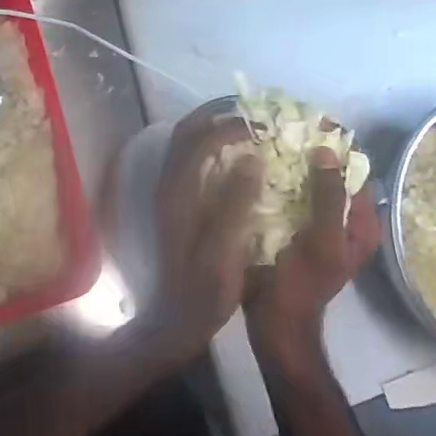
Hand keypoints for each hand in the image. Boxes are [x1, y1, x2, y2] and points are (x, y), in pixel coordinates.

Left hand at [151, 104, 262, 355]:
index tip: (265, 127)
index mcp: (179, 193)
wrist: (175, 321)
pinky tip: (238, 160)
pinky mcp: (177, 206)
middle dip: (217, 116)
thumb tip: (252, 158)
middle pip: (187, 133)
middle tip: (253, 114)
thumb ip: (236, 202)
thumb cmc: (203, 291)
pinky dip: (212, 149)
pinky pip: (192, 161)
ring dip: (213, 129)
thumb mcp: (224, 250)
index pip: (201, 141)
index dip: (232, 127)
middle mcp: (170, 186)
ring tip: (249, 128)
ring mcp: (170, 195)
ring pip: (186, 145)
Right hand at [246, 147, 379, 361]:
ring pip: (310, 184)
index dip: (339, 145)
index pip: (357, 170)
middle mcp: (345, 220)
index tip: (312, 122)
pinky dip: (281, 181)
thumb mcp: (322, 240)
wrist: (274, 324)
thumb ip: (328, 196)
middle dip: (312, 151)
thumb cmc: (302, 285)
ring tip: (271, 140)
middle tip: (286, 128)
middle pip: (333, 175)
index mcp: (362, 223)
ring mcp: (318, 225)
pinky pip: (293, 197)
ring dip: (294, 164)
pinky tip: (261, 167)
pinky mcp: (295, 229)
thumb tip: (327, 150)